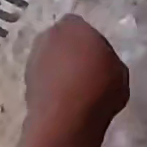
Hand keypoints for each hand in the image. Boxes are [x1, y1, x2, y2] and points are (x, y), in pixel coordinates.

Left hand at [24, 15, 128, 142]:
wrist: (65, 120)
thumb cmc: (98, 89)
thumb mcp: (121, 73)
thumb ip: (109, 61)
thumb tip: (101, 64)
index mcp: (73, 26)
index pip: (82, 27)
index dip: (92, 43)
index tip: (101, 61)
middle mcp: (48, 37)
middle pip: (62, 42)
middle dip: (72, 53)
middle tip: (88, 73)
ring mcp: (33, 60)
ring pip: (50, 61)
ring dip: (60, 71)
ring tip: (77, 92)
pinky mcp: (26, 83)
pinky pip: (44, 80)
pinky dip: (52, 88)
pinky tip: (66, 104)